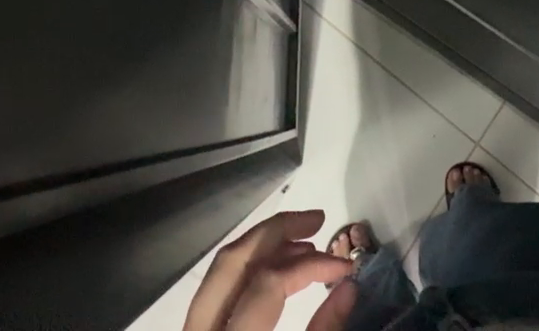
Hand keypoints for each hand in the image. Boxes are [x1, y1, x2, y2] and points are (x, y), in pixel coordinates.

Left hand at [184, 210, 356, 330]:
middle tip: (316, 219)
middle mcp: (200, 329)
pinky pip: (219, 288)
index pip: (268, 284)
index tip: (344, 267)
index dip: (310, 267)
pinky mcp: (196, 328)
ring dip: (265, 249)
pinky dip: (249, 270)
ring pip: (221, 270)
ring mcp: (191, 328)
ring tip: (305, 245)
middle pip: (232, 261)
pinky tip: (279, 271)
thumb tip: (348, 285)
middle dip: (277, 232)